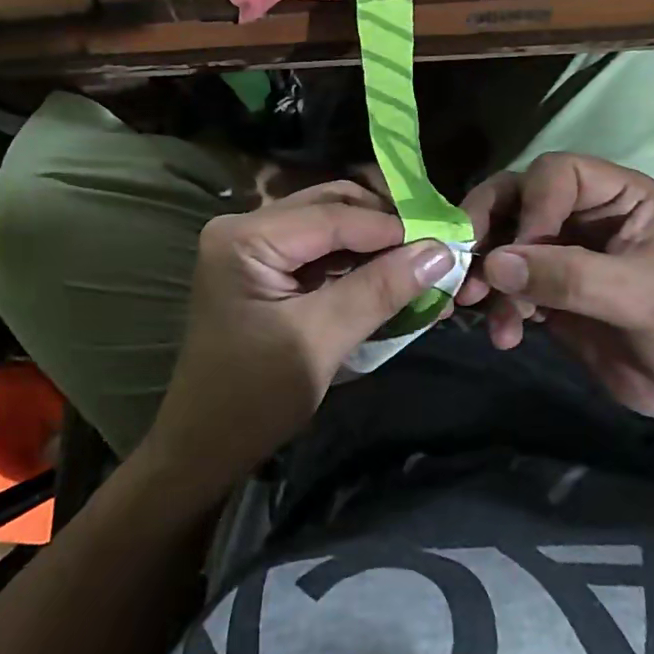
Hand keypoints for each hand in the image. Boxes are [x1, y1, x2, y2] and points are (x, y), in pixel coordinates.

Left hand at [140, 181, 456, 496]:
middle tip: (436, 250)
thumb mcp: (321, 339)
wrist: (205, 445)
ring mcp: (253, 248)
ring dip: (375, 247)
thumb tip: (442, 251)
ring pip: (330, 228)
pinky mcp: (264, 271)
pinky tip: (394, 280)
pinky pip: (320, 254)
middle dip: (385, 228)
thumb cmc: (254, 397)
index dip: (392, 228)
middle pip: (330, 209)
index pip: (332, 215)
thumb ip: (380, 289)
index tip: (448, 242)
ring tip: (424, 265)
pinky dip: (357, 266)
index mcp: (244, 237)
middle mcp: (245, 228)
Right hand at [457, 153, 653, 447]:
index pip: (555, 174)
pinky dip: (498, 308)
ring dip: (486, 277)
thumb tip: (492, 263)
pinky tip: (506, 336)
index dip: (530, 204)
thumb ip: (568, 276)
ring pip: (503, 246)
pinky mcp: (550, 297)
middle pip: (516, 202)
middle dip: (486, 232)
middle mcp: (585, 218)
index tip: (519, 248)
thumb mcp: (641, 297)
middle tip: (461, 264)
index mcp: (620, 198)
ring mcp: (564, 258)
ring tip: (478, 310)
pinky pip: (508, 289)